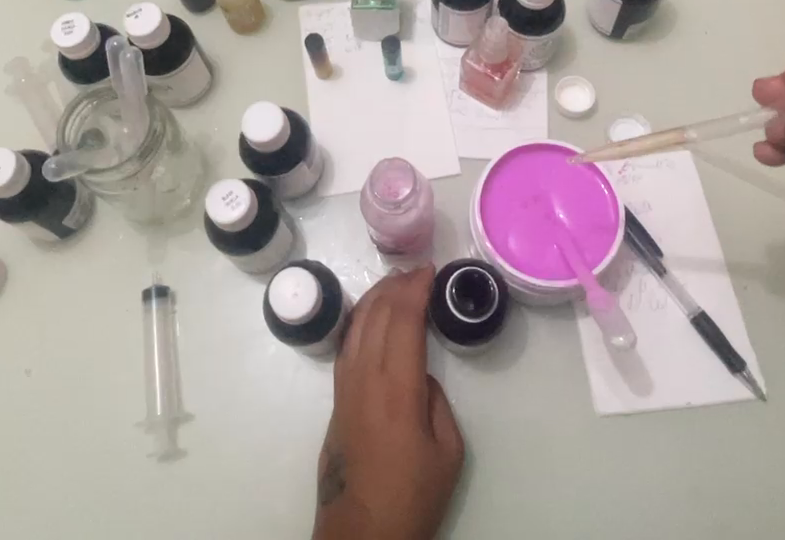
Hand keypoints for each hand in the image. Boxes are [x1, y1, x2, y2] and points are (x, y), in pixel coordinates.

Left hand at [315, 266, 464, 539]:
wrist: (362, 529)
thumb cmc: (411, 492)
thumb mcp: (447, 450)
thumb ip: (435, 401)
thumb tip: (419, 374)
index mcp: (396, 386)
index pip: (403, 319)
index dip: (416, 288)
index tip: (431, 270)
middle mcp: (365, 376)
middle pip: (377, 313)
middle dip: (397, 284)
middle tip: (418, 271)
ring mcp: (345, 384)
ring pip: (357, 324)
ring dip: (377, 297)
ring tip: (396, 282)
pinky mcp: (337, 396)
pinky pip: (348, 342)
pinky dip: (362, 317)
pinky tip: (372, 314)